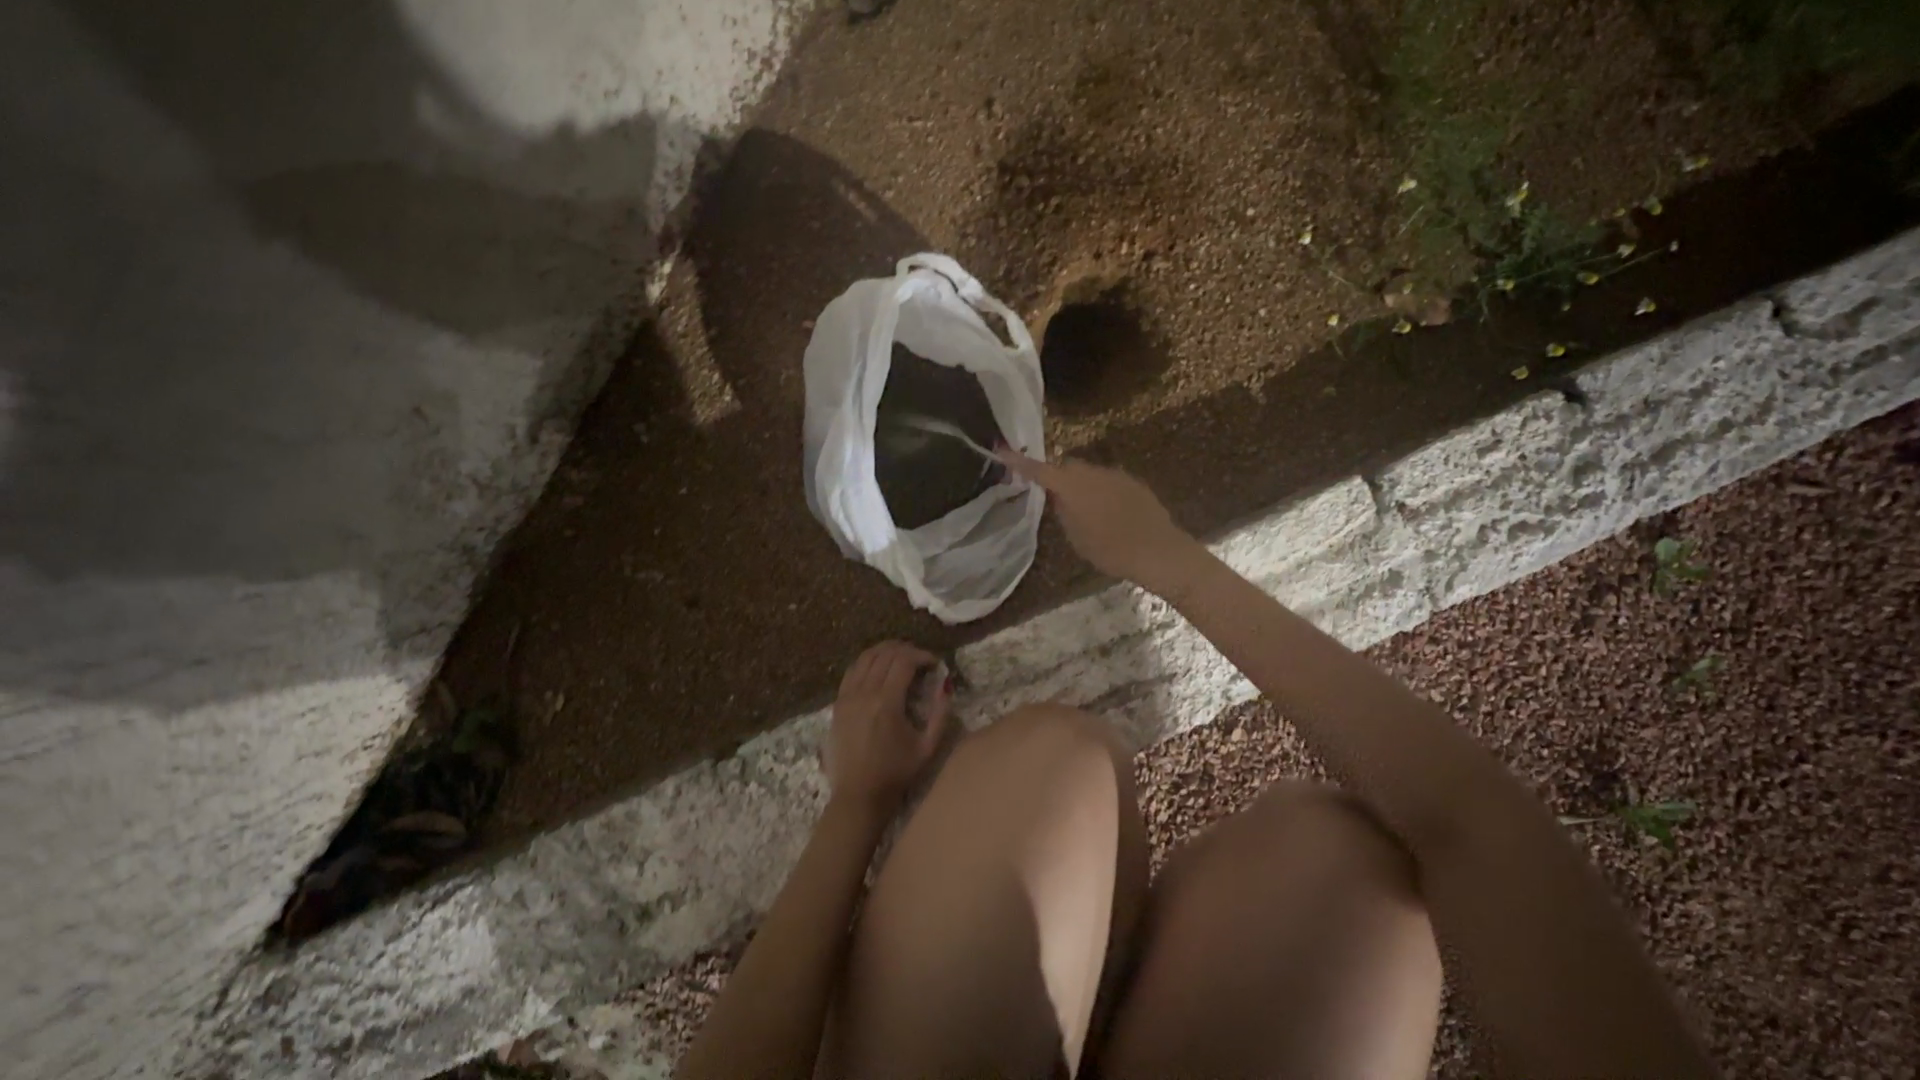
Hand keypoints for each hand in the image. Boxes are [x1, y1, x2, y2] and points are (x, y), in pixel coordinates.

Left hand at [825, 642, 951, 817]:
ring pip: (864, 658)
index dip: (922, 655)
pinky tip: (877, 669)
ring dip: (884, 651)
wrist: (858, 795)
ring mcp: (847, 697)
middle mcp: (864, 693)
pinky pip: (851, 672)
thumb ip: (940, 713)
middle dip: (905, 649)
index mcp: (887, 702)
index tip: (934, 662)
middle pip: (884, 654)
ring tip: (900, 656)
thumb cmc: (896, 773)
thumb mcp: (927, 747)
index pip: (904, 661)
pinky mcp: (838, 704)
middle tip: (920, 658)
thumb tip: (945, 685)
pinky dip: (866, 663)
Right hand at [997, 449, 1202, 594]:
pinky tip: (1110, 515)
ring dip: (1083, 487)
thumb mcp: (1077, 537)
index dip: (1019, 462)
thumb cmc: (1111, 550)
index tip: (1002, 451)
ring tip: (1087, 514)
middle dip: (1059, 478)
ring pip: (1090, 474)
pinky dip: (1102, 493)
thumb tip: (1059, 497)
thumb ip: (1063, 512)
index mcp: (1073, 487)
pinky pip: (1109, 482)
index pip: (1040, 470)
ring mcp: (1116, 475)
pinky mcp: (1134, 483)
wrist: (1158, 551)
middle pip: (1068, 467)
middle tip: (1056, 500)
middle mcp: (1093, 473)